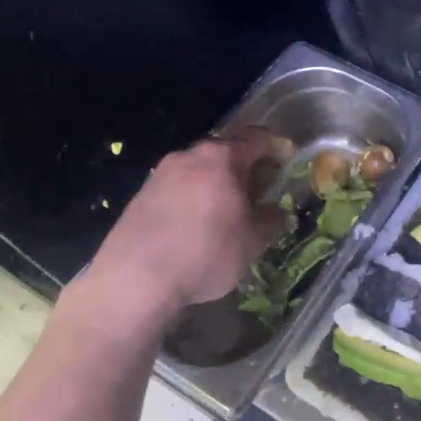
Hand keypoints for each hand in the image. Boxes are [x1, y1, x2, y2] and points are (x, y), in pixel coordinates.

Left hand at [82, 133, 286, 332]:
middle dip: (246, 167)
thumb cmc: (204, 252)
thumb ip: (272, 220)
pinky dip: (195, 196)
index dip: (276, 148)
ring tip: (229, 209)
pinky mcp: (141, 196)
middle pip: (226, 151)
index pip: (257, 138)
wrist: (133, 281)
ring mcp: (161, 174)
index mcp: (221, 157)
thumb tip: (279, 213)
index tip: (287, 160)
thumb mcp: (252, 241)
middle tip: (260, 189)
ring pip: (200, 169)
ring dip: (218, 183)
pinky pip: (179, 187)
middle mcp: (189, 156)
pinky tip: (198, 224)